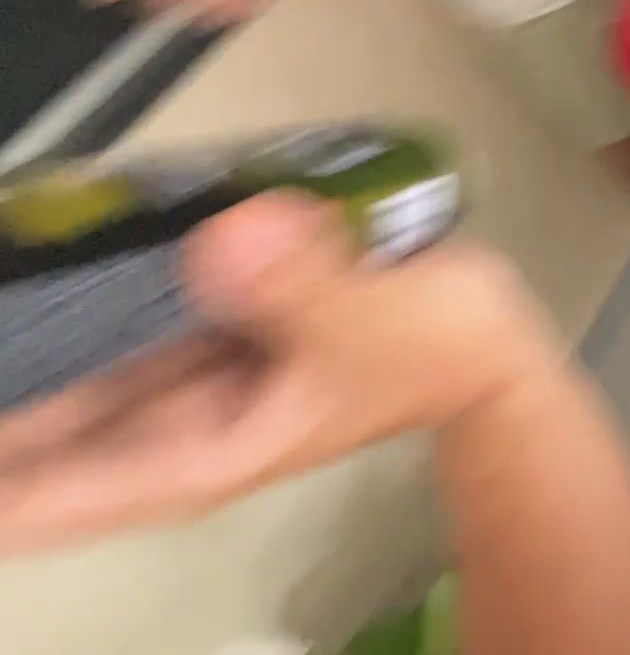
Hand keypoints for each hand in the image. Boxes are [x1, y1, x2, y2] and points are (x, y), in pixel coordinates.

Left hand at [0, 192, 565, 553]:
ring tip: (36, 235)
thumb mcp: (381, 321)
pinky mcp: (227, 322)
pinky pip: (136, 304)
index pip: (22, 496)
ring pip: (72, 350)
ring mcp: (195, 371)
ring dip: (44, 303)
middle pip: (25, 415)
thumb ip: (307, 282)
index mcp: (194, 455)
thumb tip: (230, 227)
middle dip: (12, 344)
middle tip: (8, 264)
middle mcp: (172, 421)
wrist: (493, 341)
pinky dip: (109, 271)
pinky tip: (95, 222)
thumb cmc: (442, 352)